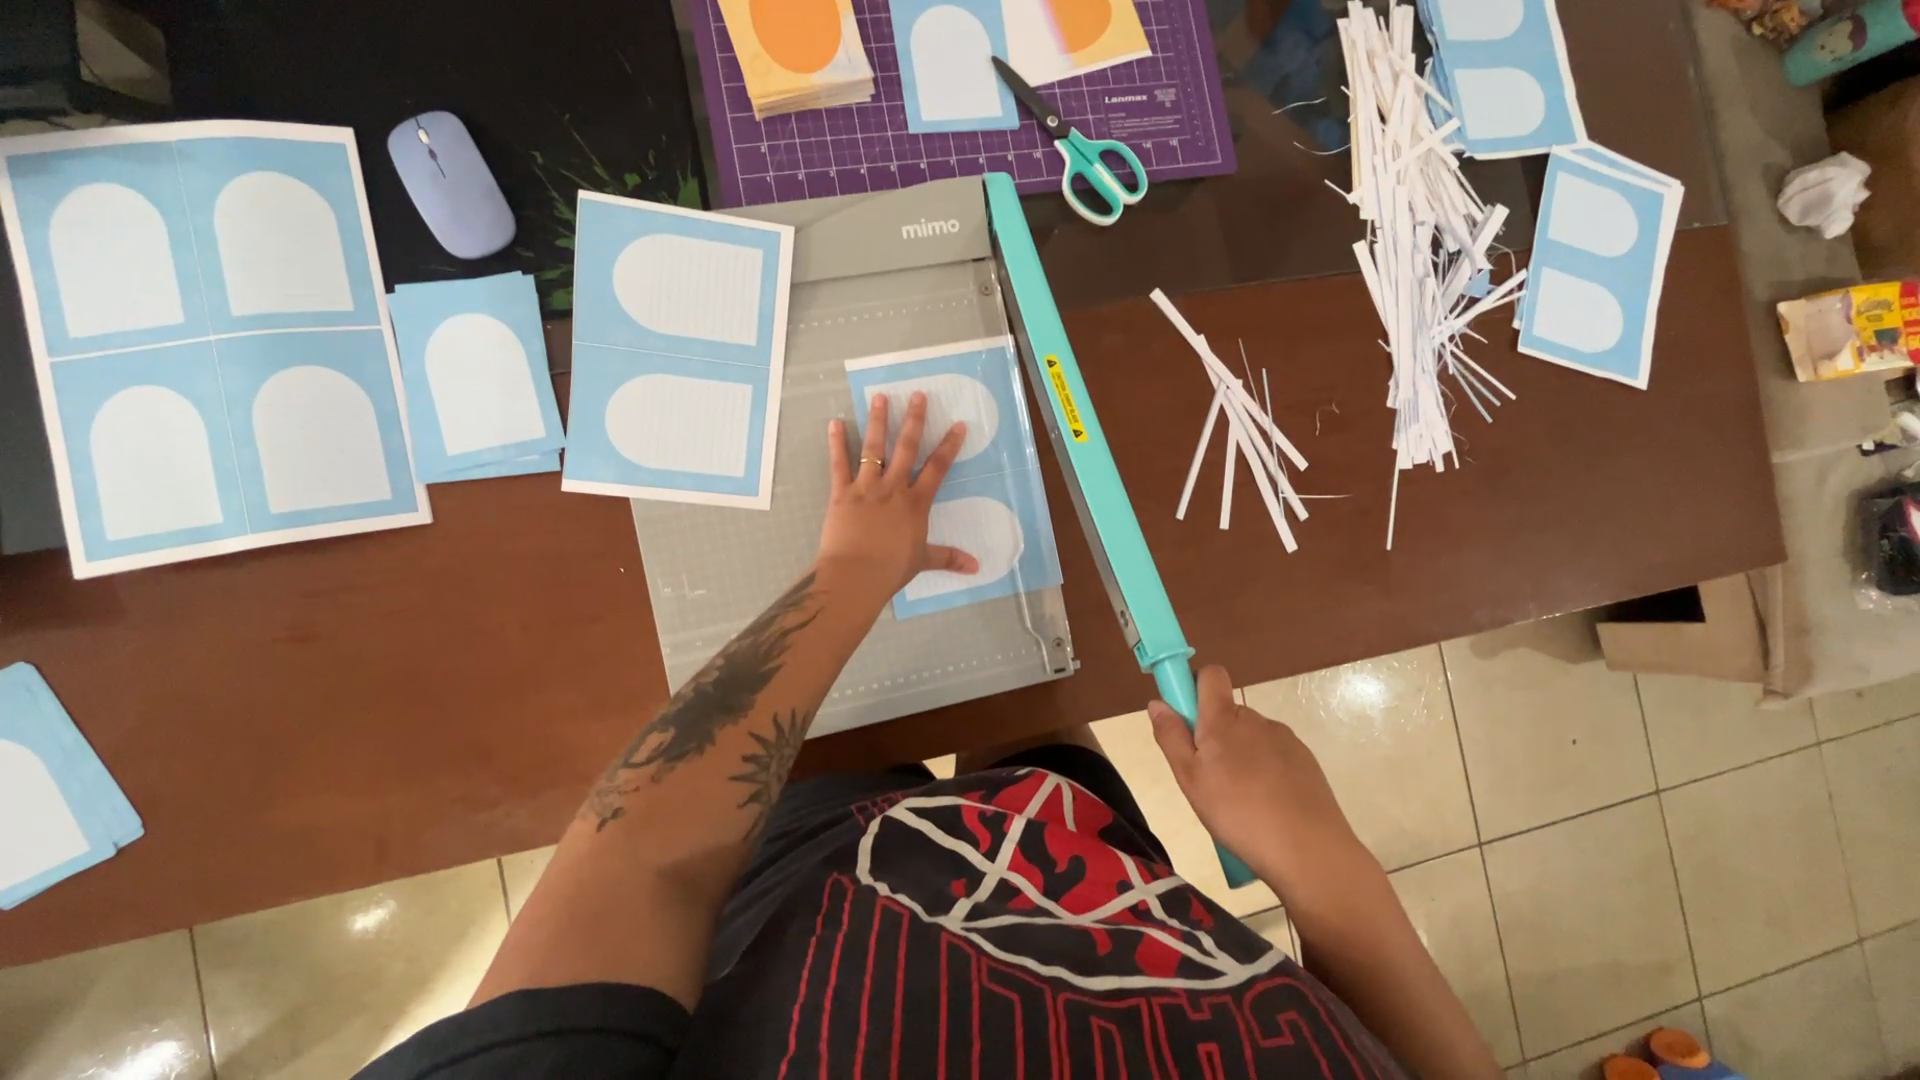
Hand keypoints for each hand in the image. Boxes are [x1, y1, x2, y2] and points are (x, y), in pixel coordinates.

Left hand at [819, 391, 977, 595]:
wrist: (855, 575)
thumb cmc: (891, 569)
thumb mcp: (922, 561)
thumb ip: (948, 558)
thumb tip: (976, 567)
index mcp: (916, 503)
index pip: (937, 468)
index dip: (948, 445)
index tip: (957, 424)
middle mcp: (893, 488)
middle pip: (906, 448)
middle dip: (914, 420)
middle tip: (917, 395)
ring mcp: (866, 488)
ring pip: (874, 448)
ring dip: (878, 421)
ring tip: (879, 398)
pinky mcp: (841, 493)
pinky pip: (838, 464)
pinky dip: (836, 443)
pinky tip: (835, 423)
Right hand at [1149, 665, 1366, 889]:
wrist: (1309, 850)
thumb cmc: (1237, 813)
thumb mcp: (1190, 780)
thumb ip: (1171, 737)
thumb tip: (1157, 702)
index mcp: (1224, 719)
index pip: (1211, 675)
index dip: (1196, 686)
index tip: (1187, 719)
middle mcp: (1256, 720)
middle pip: (1229, 712)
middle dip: (1215, 735)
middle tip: (1209, 778)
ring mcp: (1285, 739)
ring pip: (1252, 736)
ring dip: (1240, 755)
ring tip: (1240, 800)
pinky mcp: (1306, 760)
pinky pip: (1275, 755)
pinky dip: (1265, 770)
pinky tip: (1266, 804)